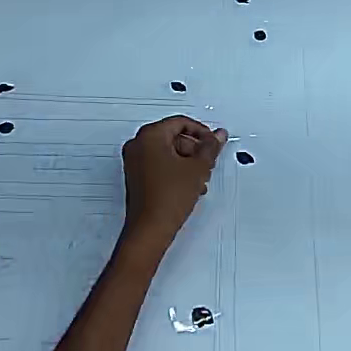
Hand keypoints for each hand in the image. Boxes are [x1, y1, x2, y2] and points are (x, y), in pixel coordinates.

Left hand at [120, 116, 225, 249]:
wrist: (150, 227)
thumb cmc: (165, 199)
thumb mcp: (198, 168)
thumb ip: (210, 147)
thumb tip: (217, 136)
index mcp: (149, 135)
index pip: (180, 122)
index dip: (201, 131)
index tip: (211, 141)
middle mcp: (137, 145)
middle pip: (172, 136)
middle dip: (193, 148)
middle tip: (206, 160)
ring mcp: (134, 161)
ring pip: (166, 151)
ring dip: (186, 161)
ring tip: (198, 176)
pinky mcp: (135, 176)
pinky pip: (158, 163)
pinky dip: (174, 170)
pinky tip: (188, 185)